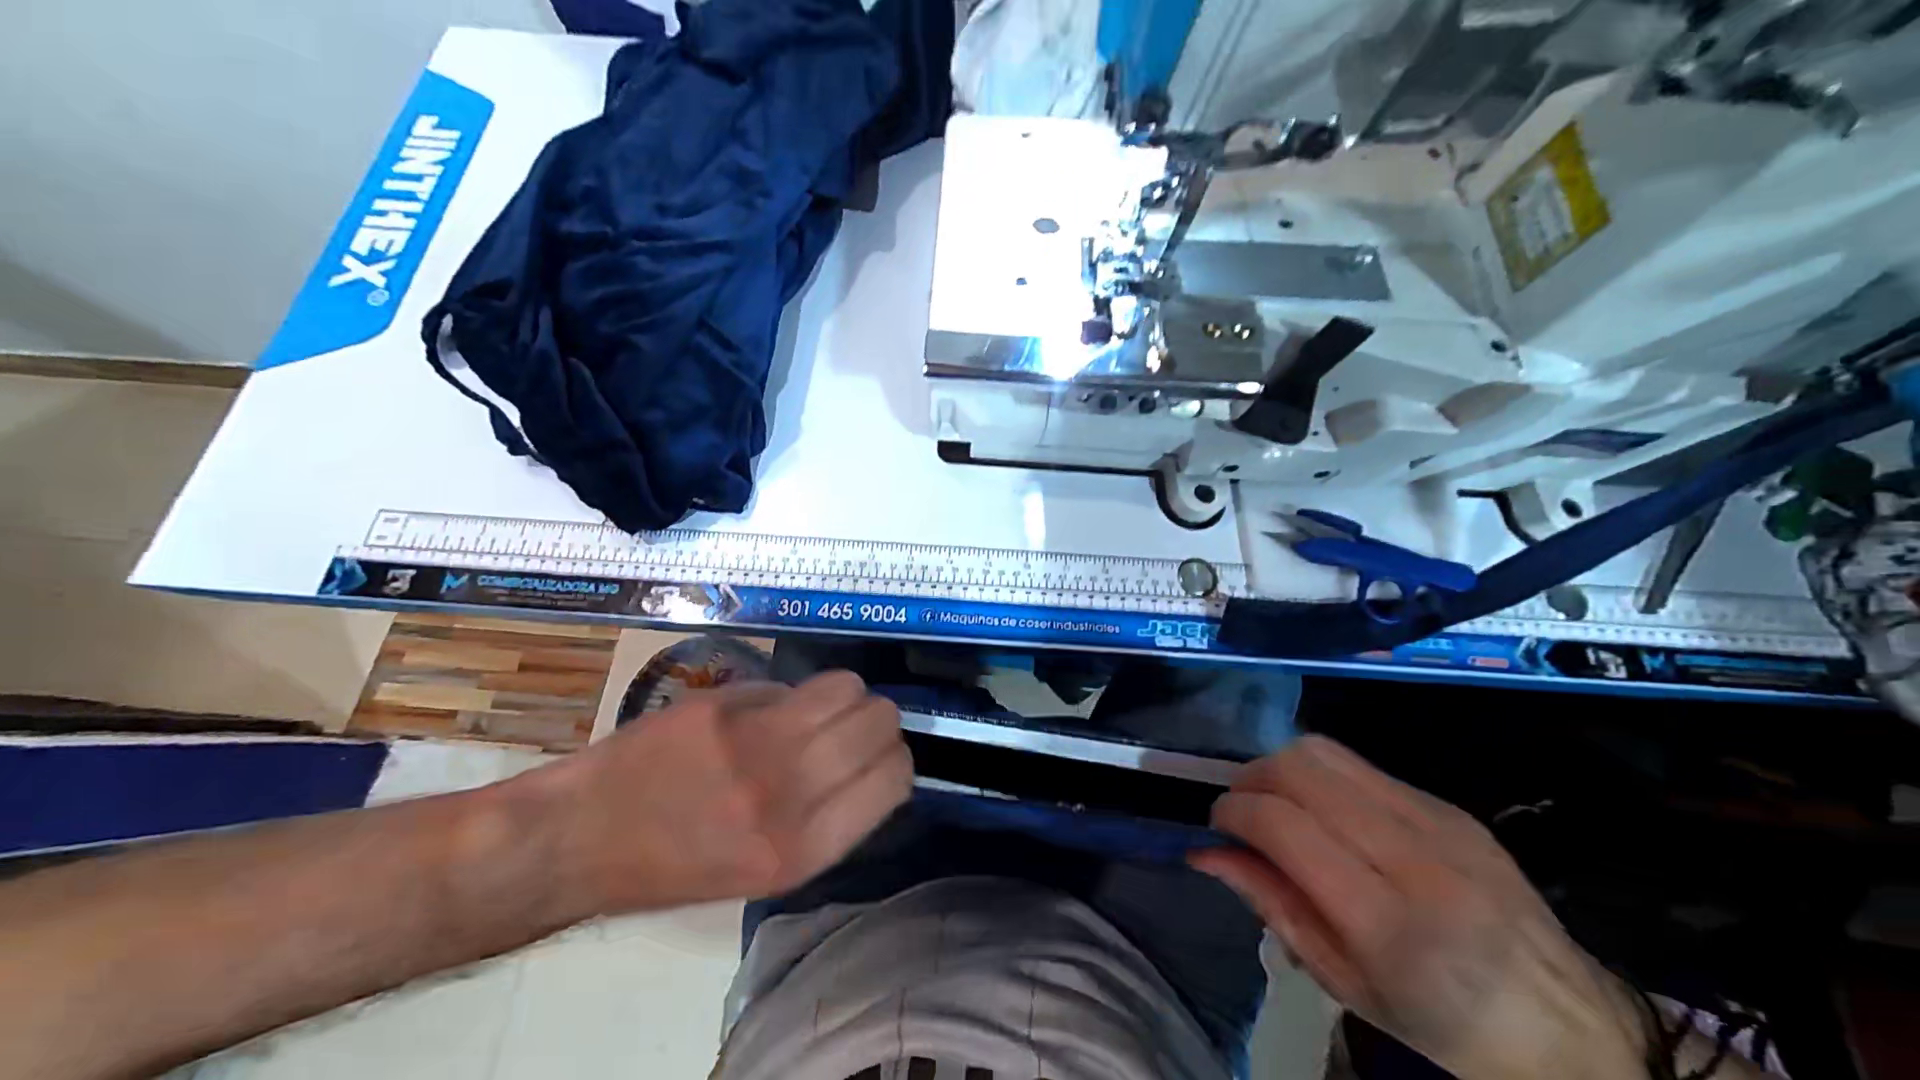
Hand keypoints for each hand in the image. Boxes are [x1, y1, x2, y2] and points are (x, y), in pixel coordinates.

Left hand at [519, 672, 912, 916]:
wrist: (582, 840)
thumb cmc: (676, 868)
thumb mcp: (767, 870)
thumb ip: (827, 818)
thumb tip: (864, 759)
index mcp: (806, 849)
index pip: (895, 778)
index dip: (894, 760)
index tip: (875, 757)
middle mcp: (791, 795)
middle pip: (880, 723)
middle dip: (875, 720)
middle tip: (848, 727)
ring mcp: (756, 745)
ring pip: (848, 688)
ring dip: (842, 696)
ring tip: (815, 710)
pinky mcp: (723, 708)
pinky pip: (790, 684)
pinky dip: (791, 693)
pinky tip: (767, 710)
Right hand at [1191, 736, 1644, 1079]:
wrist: (1564, 1024)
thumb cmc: (1438, 1022)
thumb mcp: (1341, 981)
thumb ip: (1269, 904)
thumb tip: (1204, 851)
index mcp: (1385, 921)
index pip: (1282, 824)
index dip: (1233, 812)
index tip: (1218, 826)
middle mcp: (1413, 856)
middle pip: (1300, 768)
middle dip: (1251, 778)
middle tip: (1241, 811)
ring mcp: (1439, 822)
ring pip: (1326, 752)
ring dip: (1283, 769)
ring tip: (1277, 804)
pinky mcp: (1452, 807)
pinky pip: (1363, 768)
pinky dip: (1324, 780)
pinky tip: (1329, 816)